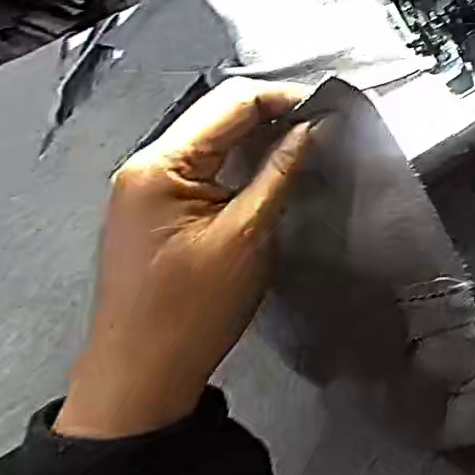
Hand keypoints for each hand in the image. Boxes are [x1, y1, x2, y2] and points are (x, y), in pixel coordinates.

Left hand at [54, 79, 315, 438]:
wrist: (141, 376)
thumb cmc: (194, 306)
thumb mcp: (248, 232)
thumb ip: (282, 169)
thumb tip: (317, 123)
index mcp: (159, 167)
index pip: (232, 102)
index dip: (286, 98)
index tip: (333, 110)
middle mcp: (148, 164)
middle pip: (222, 110)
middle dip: (277, 109)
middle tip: (328, 122)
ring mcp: (151, 183)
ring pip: (219, 132)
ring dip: (265, 130)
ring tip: (312, 138)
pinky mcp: (163, 201)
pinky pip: (212, 157)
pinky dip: (249, 152)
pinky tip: (280, 160)